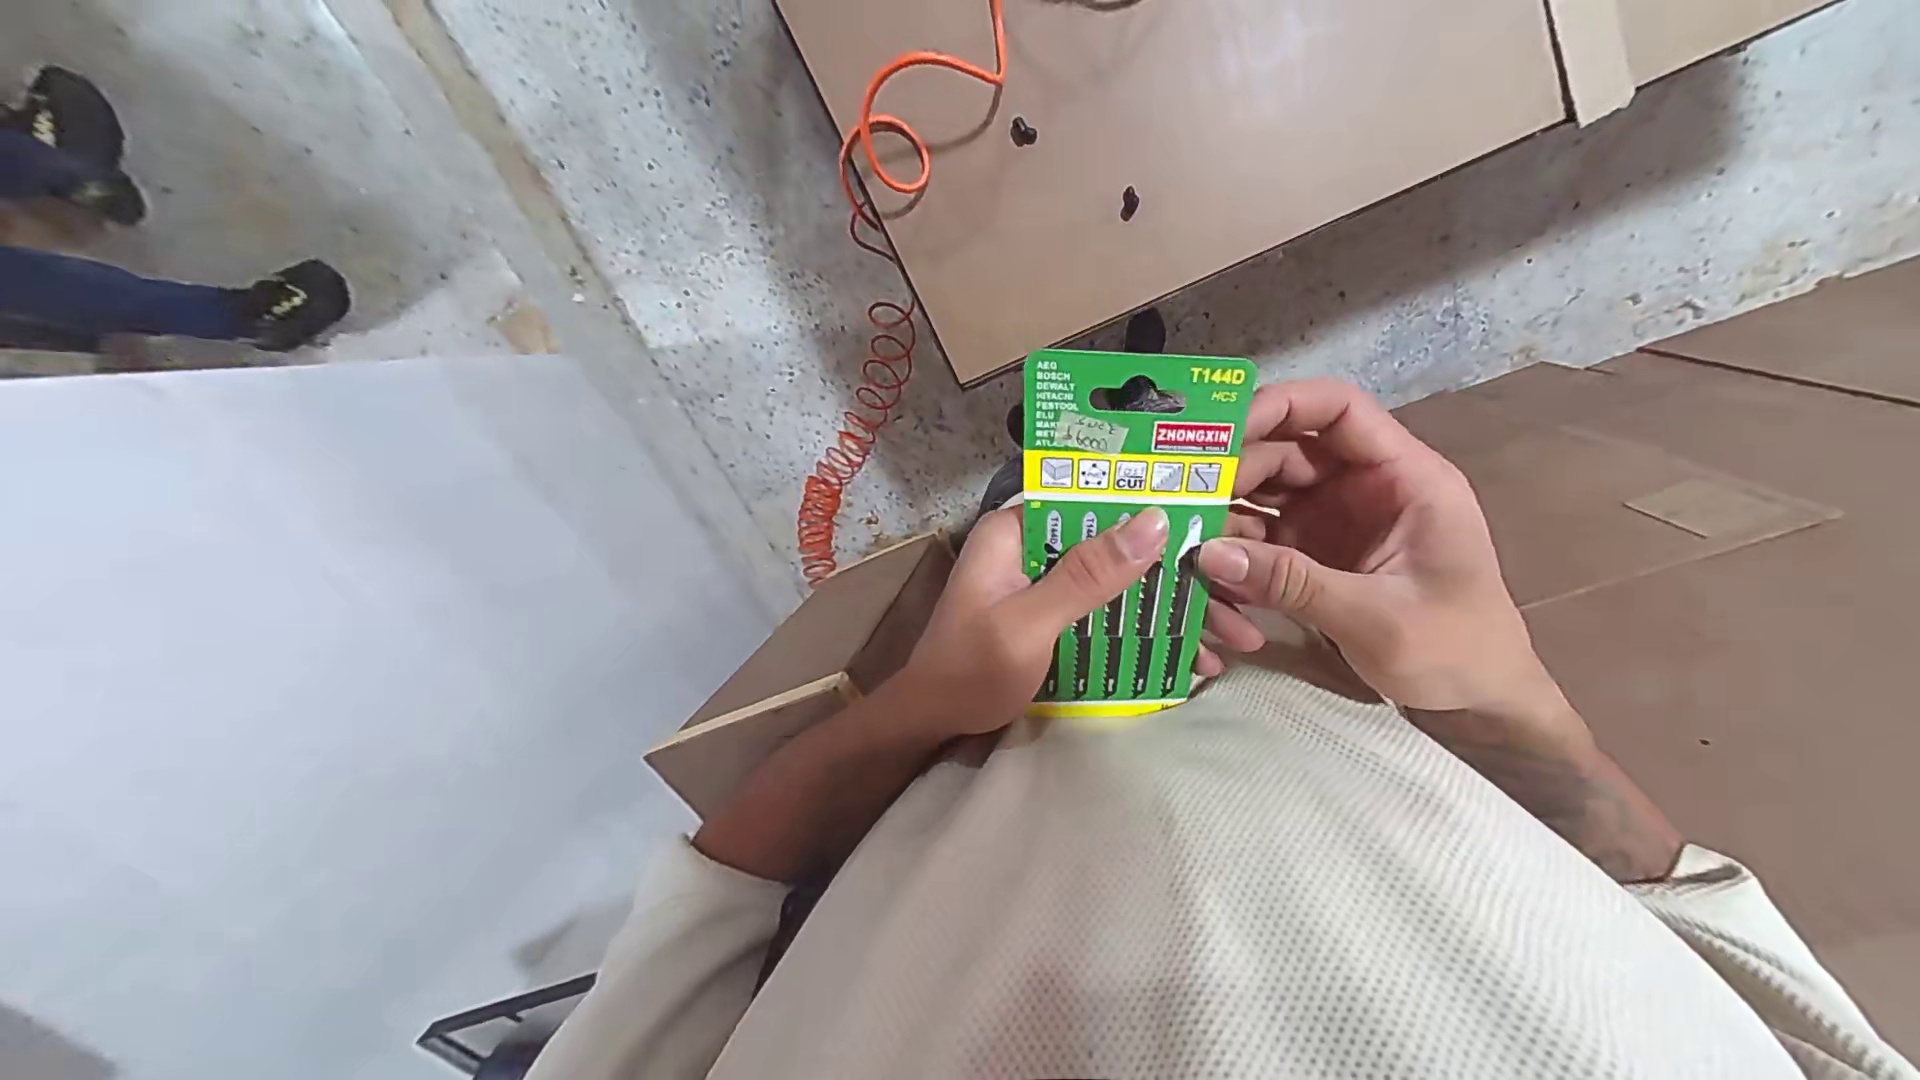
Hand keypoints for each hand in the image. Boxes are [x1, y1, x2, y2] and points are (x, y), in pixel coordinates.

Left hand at [900, 506, 1211, 736]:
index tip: (1210, 518)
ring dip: (1169, 606)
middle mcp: (1031, 547)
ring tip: (1234, 635)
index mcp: (1016, 531)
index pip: (1089, 497)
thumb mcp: (1030, 623)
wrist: (934, 722)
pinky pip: (1106, 610)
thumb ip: (1086, 575)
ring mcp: (1043, 582)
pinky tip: (1191, 658)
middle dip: (1174, 571)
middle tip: (1236, 593)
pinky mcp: (1053, 614)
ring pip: (1117, 580)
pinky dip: (1143, 630)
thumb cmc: (971, 670)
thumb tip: (1154, 521)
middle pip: (1113, 544)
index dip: (1149, 505)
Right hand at [1196, 379, 1560, 717]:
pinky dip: (1231, 556)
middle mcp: (1357, 488)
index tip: (1220, 432)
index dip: (1279, 406)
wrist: (1471, 703)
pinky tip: (1214, 586)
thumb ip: (1292, 581)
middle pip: (1282, 452)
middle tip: (1188, 504)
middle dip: (1234, 474)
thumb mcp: (1375, 616)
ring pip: (1259, 495)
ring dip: (1224, 518)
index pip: (1338, 410)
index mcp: (1401, 478)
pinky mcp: (1306, 554)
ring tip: (1191, 549)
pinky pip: (1255, 538)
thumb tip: (1207, 554)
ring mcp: (1327, 521)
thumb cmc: (1454, 650)